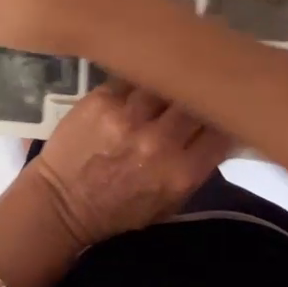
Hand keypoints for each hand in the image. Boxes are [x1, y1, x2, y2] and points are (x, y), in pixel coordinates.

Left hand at [25, 81, 233, 247]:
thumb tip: (224, 131)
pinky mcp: (102, 98)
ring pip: (164, 83)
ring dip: (169, 84)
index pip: (220, 131)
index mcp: (181, 172)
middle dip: (198, 96)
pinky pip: (132, 77)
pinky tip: (142, 80)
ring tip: (171, 81)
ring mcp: (128, 116)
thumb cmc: (119, 209)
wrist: (62, 202)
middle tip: (198, 92)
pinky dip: (140, 79)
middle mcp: (158, 141)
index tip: (224, 111)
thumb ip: (198, 167)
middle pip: (194, 100)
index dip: (225, 117)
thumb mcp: (171, 201)